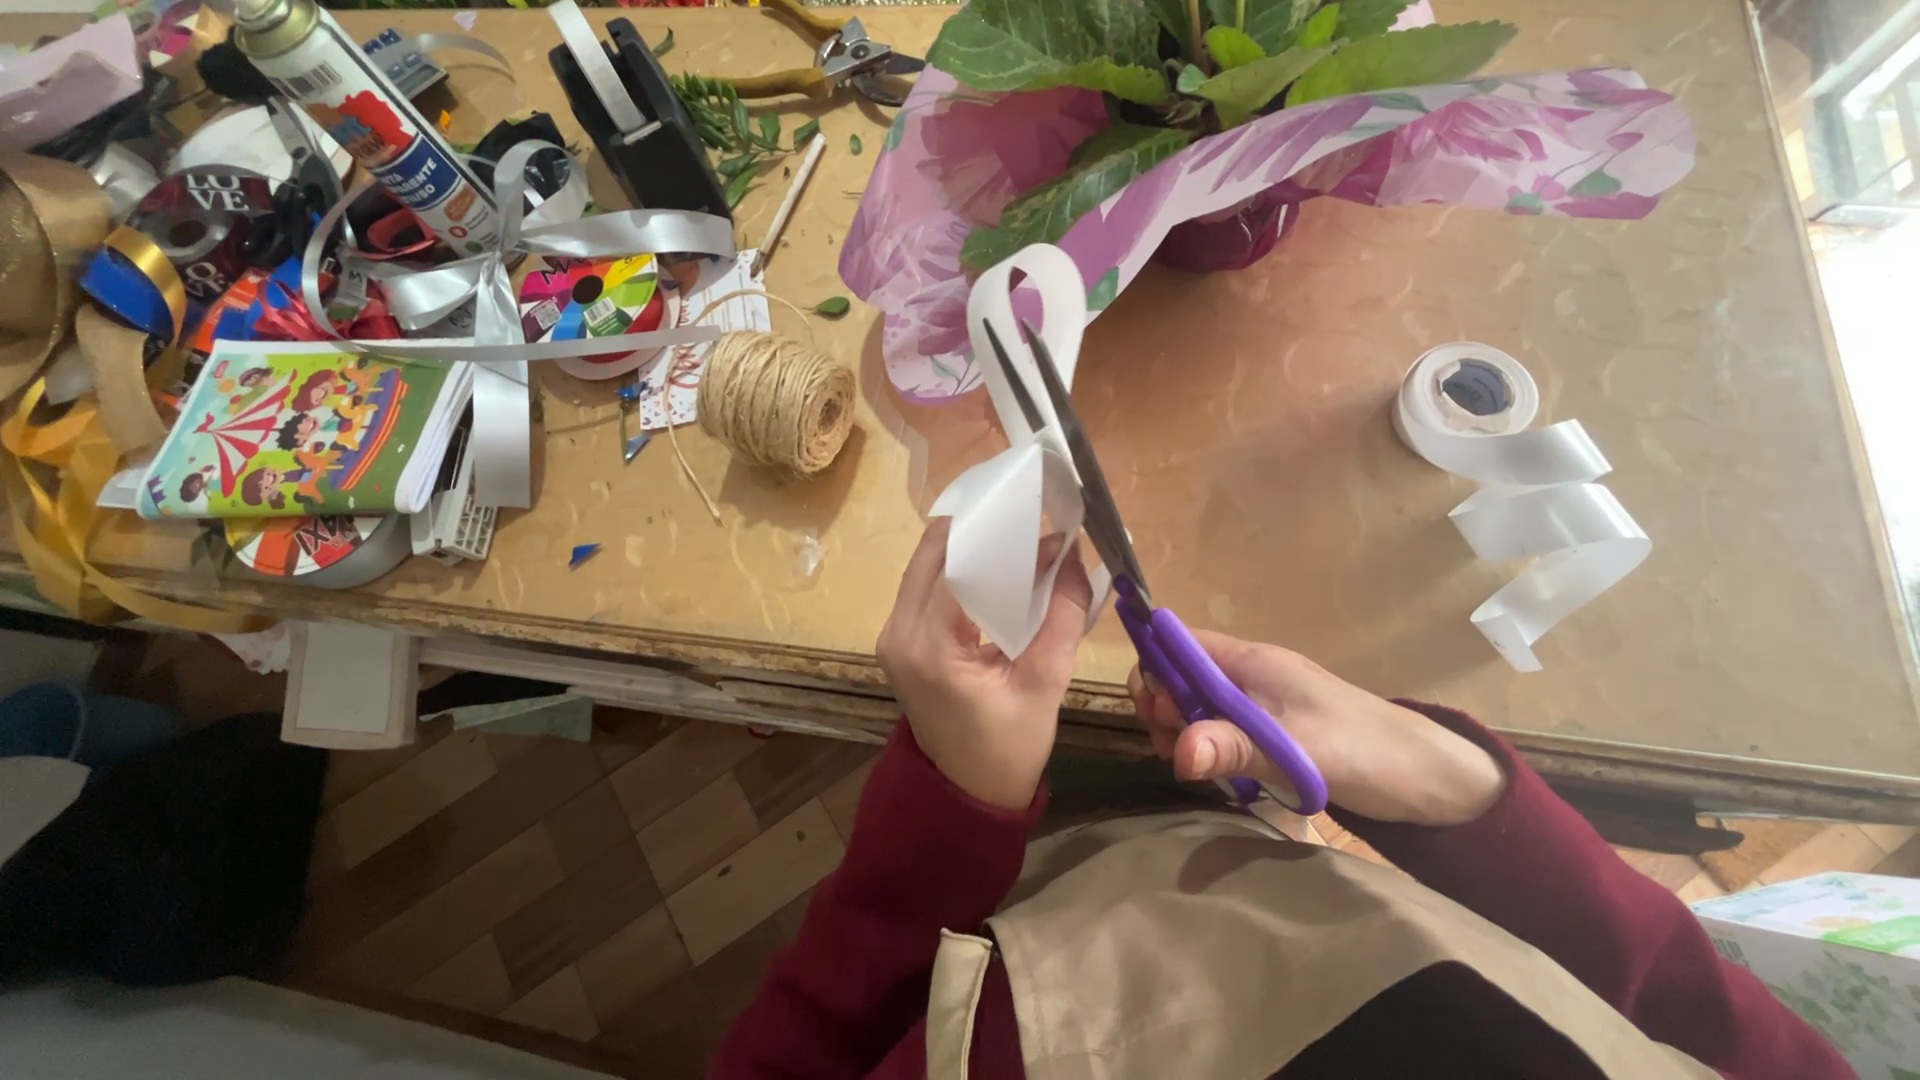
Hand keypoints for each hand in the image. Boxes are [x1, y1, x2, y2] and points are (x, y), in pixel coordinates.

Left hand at [877, 518, 1093, 809]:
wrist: (966, 789)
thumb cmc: (1009, 747)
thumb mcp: (1047, 682)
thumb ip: (1064, 614)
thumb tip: (1070, 552)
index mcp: (930, 647)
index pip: (959, 567)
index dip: (1003, 539)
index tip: (1044, 523)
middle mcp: (899, 632)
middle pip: (935, 554)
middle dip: (982, 531)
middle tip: (1029, 520)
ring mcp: (892, 633)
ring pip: (927, 564)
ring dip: (969, 547)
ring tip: (1017, 538)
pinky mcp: (898, 637)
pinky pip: (925, 584)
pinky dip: (958, 568)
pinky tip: (994, 567)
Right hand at [1128, 630, 1505, 825]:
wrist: (1430, 779)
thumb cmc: (1364, 751)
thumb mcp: (1295, 751)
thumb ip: (1236, 748)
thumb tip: (1178, 752)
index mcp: (1251, 661)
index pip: (1179, 644)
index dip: (1154, 670)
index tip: (1155, 715)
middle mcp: (1249, 675)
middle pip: (1182, 676)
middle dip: (1164, 708)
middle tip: (1169, 751)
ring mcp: (1260, 703)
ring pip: (1199, 706)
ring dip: (1184, 732)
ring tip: (1189, 767)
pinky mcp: (1271, 732)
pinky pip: (1222, 730)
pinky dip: (1208, 748)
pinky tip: (1215, 774)